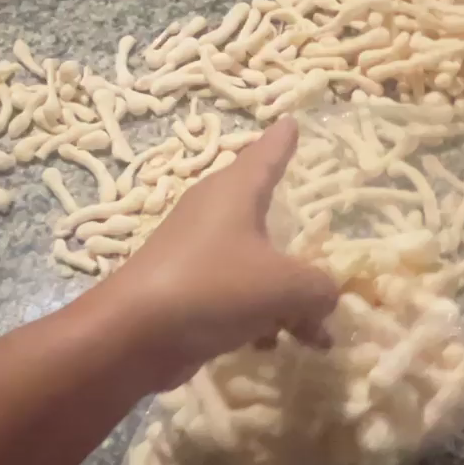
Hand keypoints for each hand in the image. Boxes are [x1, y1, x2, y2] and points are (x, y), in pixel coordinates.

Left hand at [88, 117, 339, 389]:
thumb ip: (318, 286)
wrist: (135, 334)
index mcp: (235, 190)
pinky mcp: (188, 289)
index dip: (283, 140)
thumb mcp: (283, 285)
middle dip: (295, 227)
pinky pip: (236, 293)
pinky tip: (277, 344)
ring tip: (318, 327)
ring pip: (255, 261)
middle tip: (322, 224)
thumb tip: (328, 295)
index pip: (266, 153)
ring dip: (286, 291)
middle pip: (263, 209)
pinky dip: (259, 313)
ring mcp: (198, 251)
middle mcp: (214, 212)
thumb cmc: (213, 286)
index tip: (293, 120)